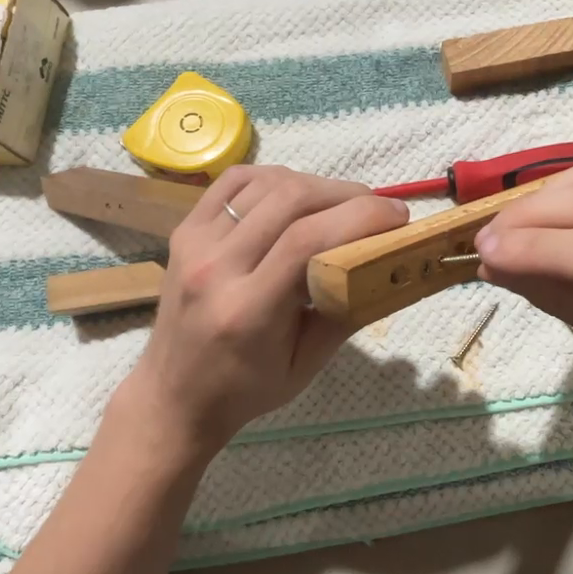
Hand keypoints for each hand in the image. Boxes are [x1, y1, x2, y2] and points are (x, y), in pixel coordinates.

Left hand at [111, 167, 407, 456]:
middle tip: (378, 208)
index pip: (307, 241)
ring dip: (315, 184)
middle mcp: (216, 269)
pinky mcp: (185, 230)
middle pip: (290, 201)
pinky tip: (297, 194)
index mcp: (248, 311)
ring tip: (343, 204)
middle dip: (347, 195)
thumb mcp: (307, 365)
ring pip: (265, 184)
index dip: (360, 217)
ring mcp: (194, 244)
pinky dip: (275, 178)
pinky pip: (235, 182)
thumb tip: (387, 264)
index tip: (398, 218)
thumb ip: (345, 313)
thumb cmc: (246, 389)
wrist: (173, 395)